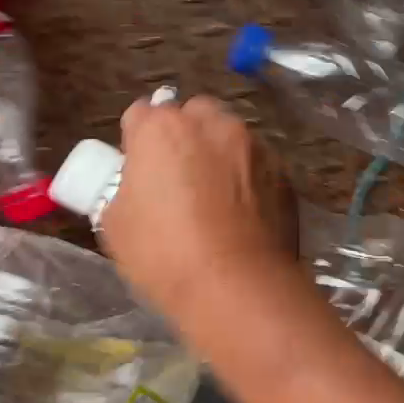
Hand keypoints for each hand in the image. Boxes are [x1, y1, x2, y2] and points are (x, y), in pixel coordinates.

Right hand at [97, 94, 298, 320]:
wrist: (239, 285)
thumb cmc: (166, 254)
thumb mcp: (117, 221)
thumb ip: (128, 186)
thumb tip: (143, 185)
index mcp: (164, 128)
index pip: (142, 116)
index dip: (138, 143)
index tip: (140, 170)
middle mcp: (215, 126)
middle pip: (195, 116)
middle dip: (187, 137)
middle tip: (181, 177)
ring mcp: (258, 149)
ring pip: (234, 139)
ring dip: (224, 156)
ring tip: (219, 197)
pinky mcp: (286, 177)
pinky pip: (261, 168)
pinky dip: (252, 180)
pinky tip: (246, 213)